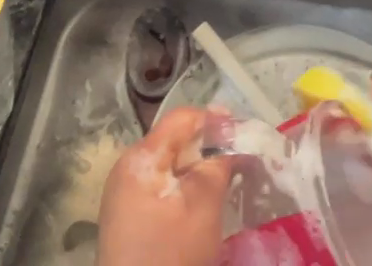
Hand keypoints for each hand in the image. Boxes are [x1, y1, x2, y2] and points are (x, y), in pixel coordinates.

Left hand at [97, 108, 234, 265]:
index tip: (247, 133)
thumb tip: (232, 134)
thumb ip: (217, 164)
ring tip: (227, 182)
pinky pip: (161, 189)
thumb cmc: (170, 255)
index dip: (217, 120)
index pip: (182, 119)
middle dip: (210, 146)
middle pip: (175, 141)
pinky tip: (204, 206)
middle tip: (242, 160)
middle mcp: (127, 168)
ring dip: (199, 169)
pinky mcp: (127, 219)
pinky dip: (185, 190)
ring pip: (170, 167)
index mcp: (140, 157)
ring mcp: (124, 194)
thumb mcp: (202, 206)